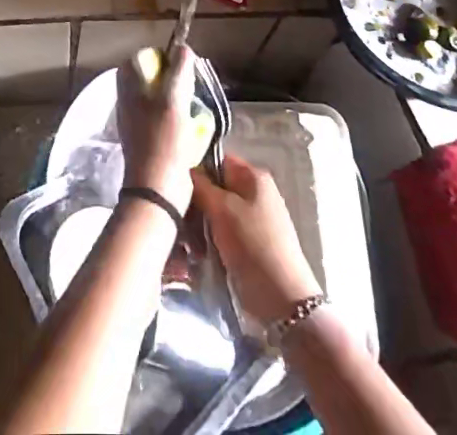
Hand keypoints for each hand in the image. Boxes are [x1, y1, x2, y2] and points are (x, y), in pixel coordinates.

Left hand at [116, 47, 207, 211]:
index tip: (181, 62)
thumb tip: (182, 48)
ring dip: (176, 96)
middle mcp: (128, 102)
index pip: (138, 60)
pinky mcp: (149, 138)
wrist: (157, 187)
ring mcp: (137, 121)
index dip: (159, 56)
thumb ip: (177, 72)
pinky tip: (192, 122)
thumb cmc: (164, 140)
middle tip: (191, 83)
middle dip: (170, 77)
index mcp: (127, 89)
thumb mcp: (173, 100)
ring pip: (157, 98)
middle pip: (149, 79)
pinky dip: (177, 114)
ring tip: (194, 101)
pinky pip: (163, 117)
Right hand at [192, 154, 322, 322]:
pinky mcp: (246, 241)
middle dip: (194, 199)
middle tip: (178, 213)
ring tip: (184, 236)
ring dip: (198, 222)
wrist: (280, 297)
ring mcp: (251, 218)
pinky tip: (195, 249)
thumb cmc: (251, 243)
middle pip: (213, 186)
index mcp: (254, 177)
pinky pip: (219, 229)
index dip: (196, 167)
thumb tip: (187, 168)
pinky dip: (206, 236)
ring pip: (213, 210)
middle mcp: (254, 193)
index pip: (217, 159)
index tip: (176, 181)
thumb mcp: (221, 207)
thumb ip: (201, 183)